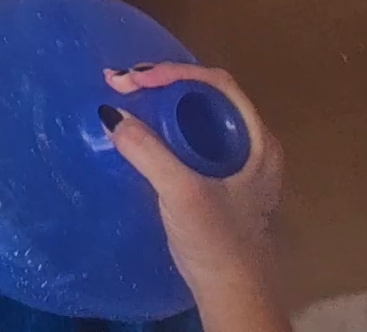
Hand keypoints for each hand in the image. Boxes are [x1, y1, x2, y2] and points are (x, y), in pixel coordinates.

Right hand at [103, 64, 284, 307]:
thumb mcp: (182, 193)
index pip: (216, 84)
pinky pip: (181, 131)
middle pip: (201, 92)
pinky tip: (130, 124)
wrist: (232, 294)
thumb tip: (109, 112)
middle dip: (156, 79)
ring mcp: (230, 159)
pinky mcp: (210, 174)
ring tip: (117, 94)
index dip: (174, 72)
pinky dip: (153, 119)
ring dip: (151, 97)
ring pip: (189, 110)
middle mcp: (248, 143)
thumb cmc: (219, 241)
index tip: (134, 81)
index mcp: (257, 141)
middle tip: (116, 81)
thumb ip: (148, 151)